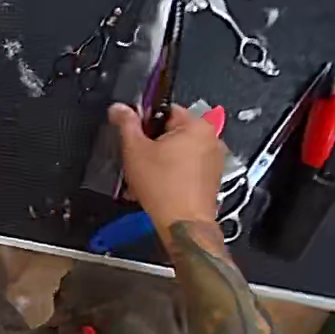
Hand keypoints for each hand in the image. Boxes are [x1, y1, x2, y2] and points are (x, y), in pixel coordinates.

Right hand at [109, 102, 224, 236]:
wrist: (183, 224)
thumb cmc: (165, 190)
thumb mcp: (135, 150)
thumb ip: (126, 123)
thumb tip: (120, 109)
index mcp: (196, 126)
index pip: (165, 109)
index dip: (145, 122)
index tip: (135, 135)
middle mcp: (211, 140)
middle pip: (173, 131)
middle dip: (153, 143)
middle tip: (139, 158)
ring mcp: (213, 160)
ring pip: (179, 151)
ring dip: (162, 159)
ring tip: (147, 175)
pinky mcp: (211, 178)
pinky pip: (188, 167)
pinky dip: (173, 173)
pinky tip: (159, 185)